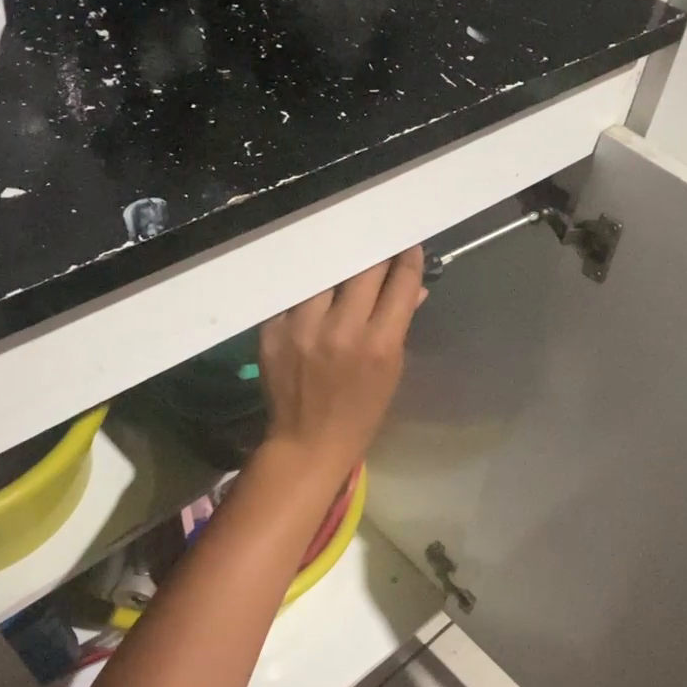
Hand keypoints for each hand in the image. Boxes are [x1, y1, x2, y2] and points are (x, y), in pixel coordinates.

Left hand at [258, 247, 426, 476]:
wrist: (308, 443)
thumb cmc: (360, 413)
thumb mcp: (391, 372)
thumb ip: (399, 325)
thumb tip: (413, 289)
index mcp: (379, 345)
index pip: (400, 285)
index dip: (407, 260)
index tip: (406, 246)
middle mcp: (341, 330)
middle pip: (363, 269)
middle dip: (375, 254)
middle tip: (376, 243)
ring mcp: (303, 327)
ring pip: (324, 272)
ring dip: (337, 264)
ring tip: (341, 257)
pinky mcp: (273, 330)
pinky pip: (293, 292)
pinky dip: (306, 286)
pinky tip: (311, 282)